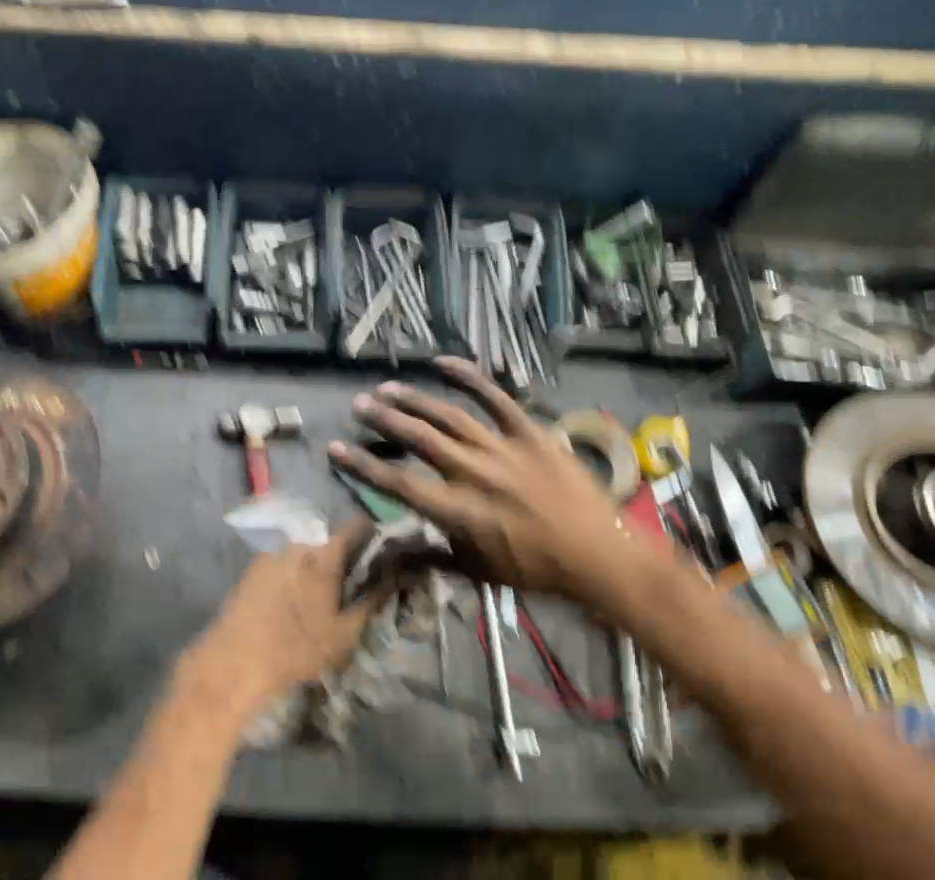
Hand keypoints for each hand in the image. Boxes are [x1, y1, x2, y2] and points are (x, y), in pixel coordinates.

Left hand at [182, 524, 377, 712]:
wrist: (235, 660)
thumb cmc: (297, 648)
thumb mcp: (345, 633)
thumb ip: (371, 601)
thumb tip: (394, 578)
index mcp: (324, 553)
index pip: (357, 525)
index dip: (375, 535)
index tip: (385, 551)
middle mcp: (298, 542)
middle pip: (331, 536)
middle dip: (347, 553)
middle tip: (358, 578)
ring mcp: (273, 551)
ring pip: (307, 548)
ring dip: (320, 562)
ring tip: (328, 590)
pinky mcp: (255, 565)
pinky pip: (287, 559)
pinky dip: (299, 570)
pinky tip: (300, 595)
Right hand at [327, 356, 652, 599]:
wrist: (599, 554)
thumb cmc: (535, 569)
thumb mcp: (478, 572)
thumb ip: (430, 558)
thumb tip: (388, 553)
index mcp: (459, 512)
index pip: (399, 483)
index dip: (363, 465)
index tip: (335, 448)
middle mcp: (474, 474)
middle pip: (419, 440)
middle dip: (384, 420)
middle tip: (359, 406)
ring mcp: (503, 449)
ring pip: (449, 416)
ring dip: (414, 400)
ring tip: (386, 388)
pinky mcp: (530, 432)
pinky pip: (496, 398)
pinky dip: (469, 377)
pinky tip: (442, 363)